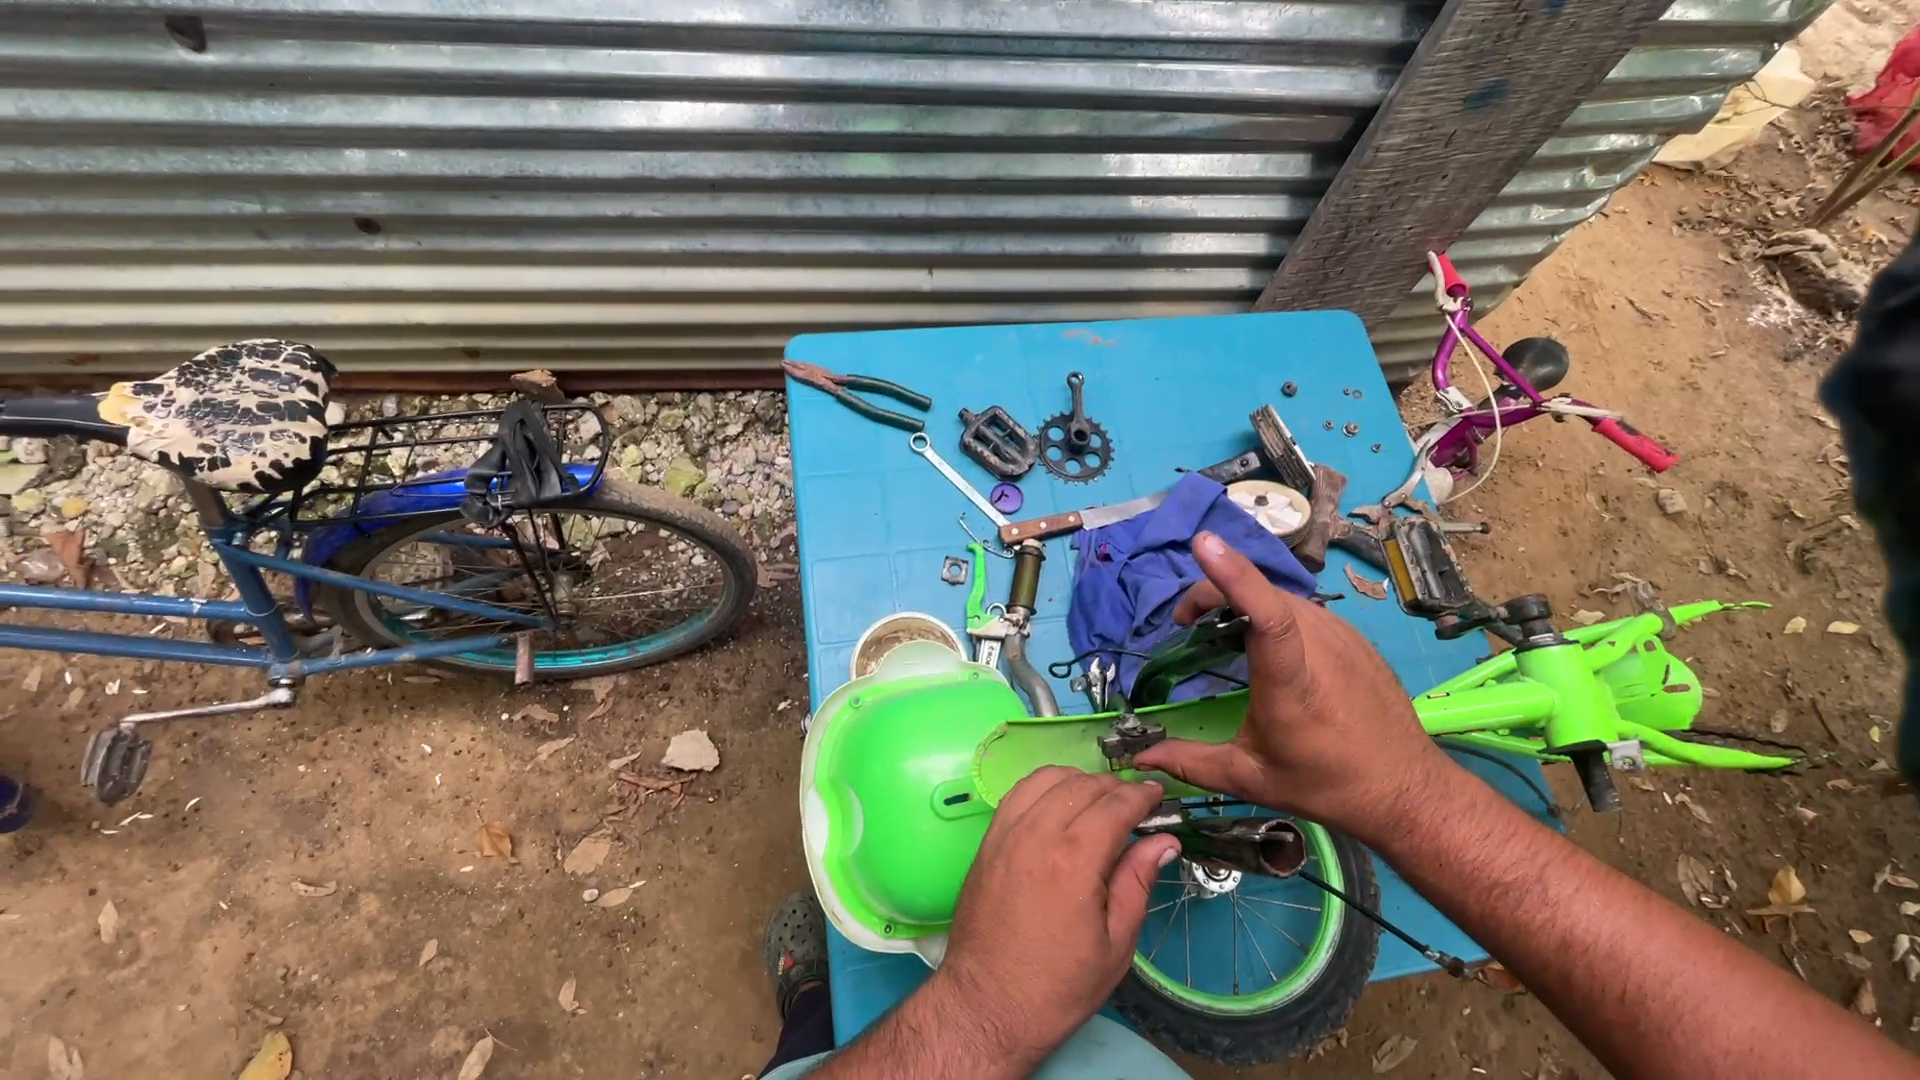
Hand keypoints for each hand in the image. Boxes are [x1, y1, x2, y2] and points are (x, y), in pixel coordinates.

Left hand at [933, 767, 1180, 1069]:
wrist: (987, 1004)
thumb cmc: (1058, 986)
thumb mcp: (1115, 945)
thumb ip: (1138, 882)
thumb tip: (1164, 841)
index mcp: (1074, 860)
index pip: (1115, 805)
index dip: (1141, 796)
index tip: (1157, 796)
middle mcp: (1037, 834)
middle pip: (1083, 785)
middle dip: (1115, 788)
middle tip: (1135, 805)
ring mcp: (1006, 833)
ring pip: (1048, 778)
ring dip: (1080, 780)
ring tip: (1099, 800)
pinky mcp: (988, 840)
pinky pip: (1018, 792)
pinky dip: (1044, 785)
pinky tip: (1059, 800)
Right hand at [1133, 531, 1451, 844]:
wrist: (1406, 789)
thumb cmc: (1326, 783)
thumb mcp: (1250, 778)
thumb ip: (1191, 762)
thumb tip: (1140, 757)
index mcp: (1292, 681)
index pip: (1266, 615)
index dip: (1234, 576)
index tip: (1203, 544)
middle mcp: (1320, 646)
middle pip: (1262, 594)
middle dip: (1214, 593)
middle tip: (1184, 624)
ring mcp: (1342, 636)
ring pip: (1281, 597)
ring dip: (1241, 601)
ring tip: (1218, 633)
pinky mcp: (1353, 637)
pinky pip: (1302, 609)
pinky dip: (1271, 611)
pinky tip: (1262, 643)